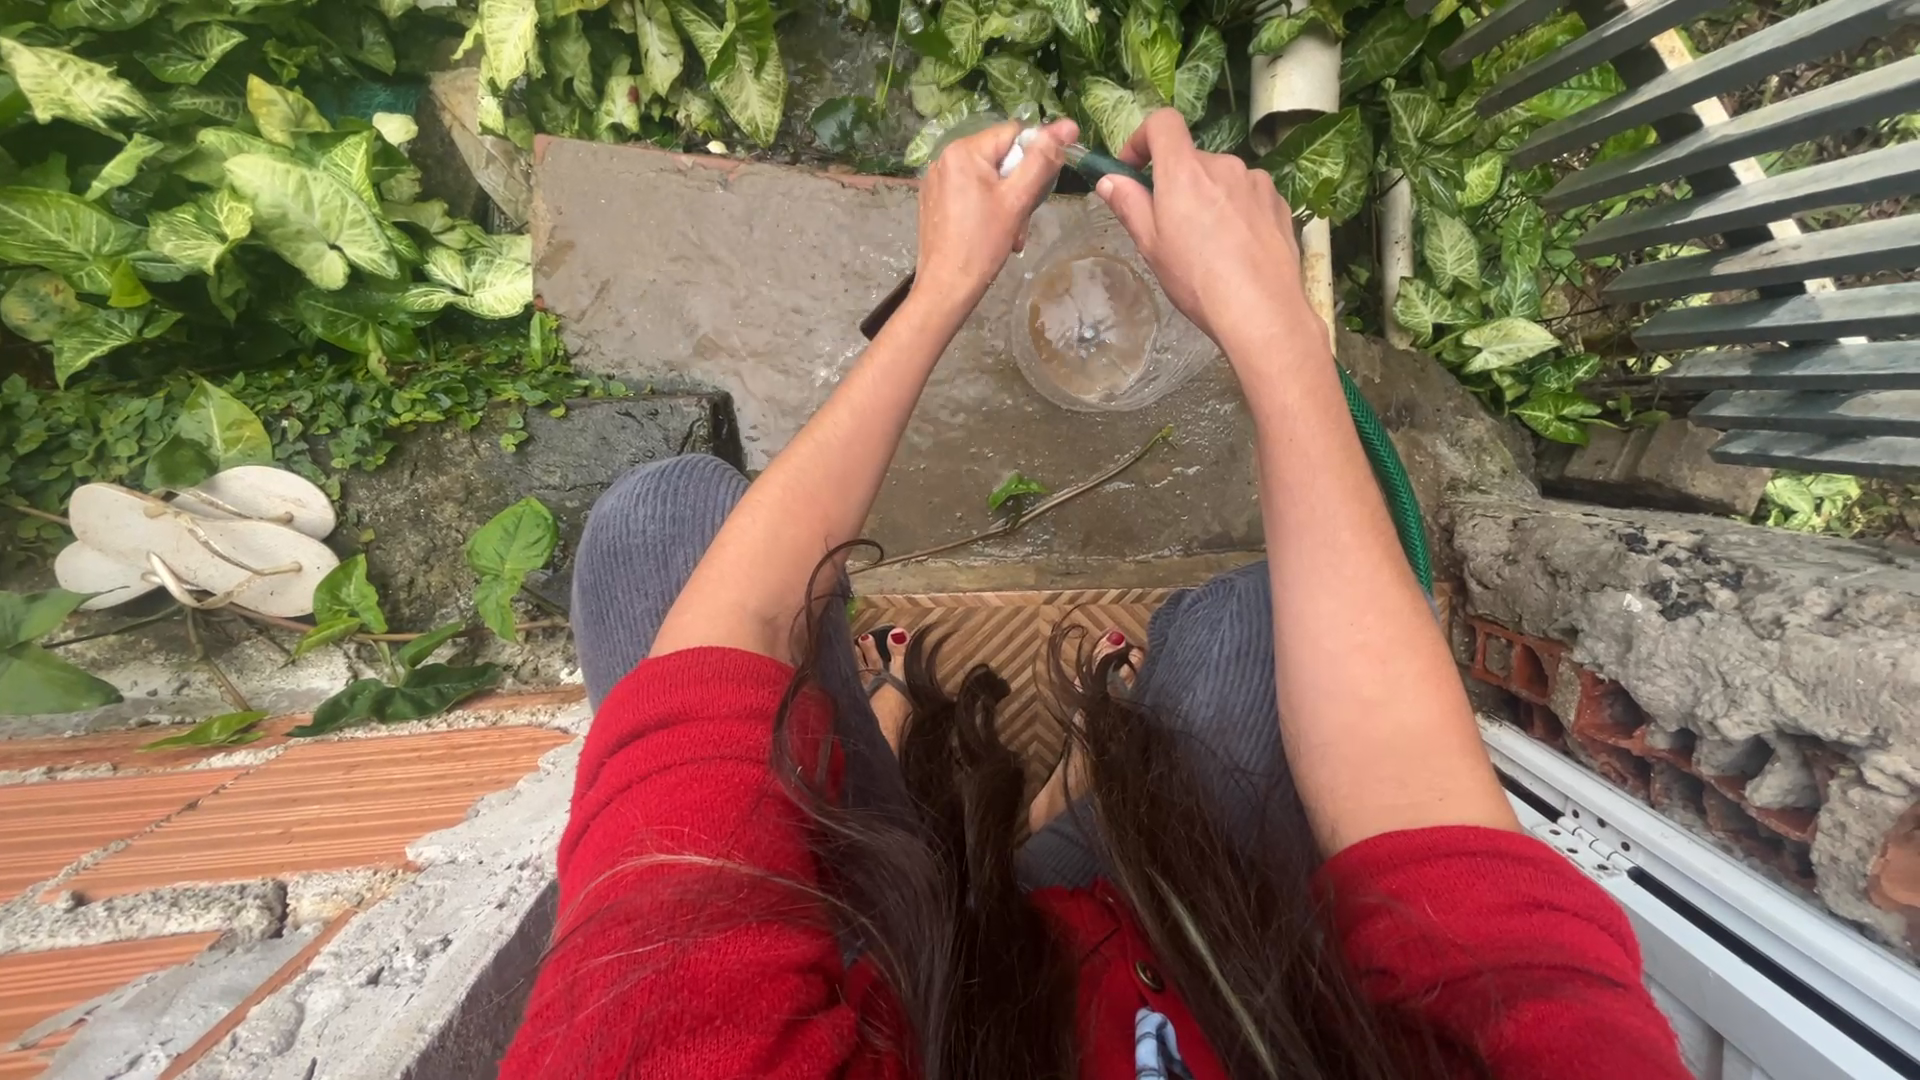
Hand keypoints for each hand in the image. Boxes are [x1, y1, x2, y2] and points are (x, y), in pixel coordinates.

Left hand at [914, 118, 1077, 310]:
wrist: (946, 287)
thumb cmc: (982, 246)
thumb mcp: (1017, 201)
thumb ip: (1041, 161)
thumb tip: (1066, 126)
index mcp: (964, 150)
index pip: (1013, 135)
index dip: (1032, 160)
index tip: (1034, 193)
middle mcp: (945, 157)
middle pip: (999, 159)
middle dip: (1017, 189)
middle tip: (1021, 222)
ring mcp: (936, 180)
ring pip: (986, 179)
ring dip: (1005, 203)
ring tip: (1008, 234)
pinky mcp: (933, 201)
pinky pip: (969, 193)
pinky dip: (985, 209)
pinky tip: (988, 233)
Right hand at [1096, 109, 1314, 354]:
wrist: (1260, 310)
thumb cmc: (1196, 281)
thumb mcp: (1152, 247)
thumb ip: (1130, 206)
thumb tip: (1109, 180)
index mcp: (1185, 172)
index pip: (1163, 124)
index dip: (1142, 139)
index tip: (1133, 169)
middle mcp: (1223, 165)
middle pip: (1191, 160)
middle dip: (1176, 184)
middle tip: (1169, 228)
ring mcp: (1256, 181)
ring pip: (1221, 180)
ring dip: (1208, 199)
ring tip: (1207, 245)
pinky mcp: (1278, 201)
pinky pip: (1247, 196)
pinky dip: (1235, 211)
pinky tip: (1235, 248)